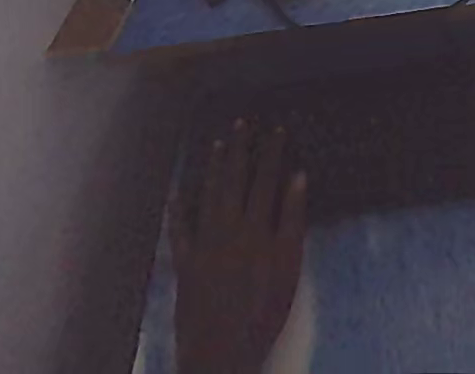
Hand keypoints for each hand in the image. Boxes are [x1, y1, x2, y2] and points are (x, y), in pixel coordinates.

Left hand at [172, 121, 307, 373]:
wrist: (222, 351)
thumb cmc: (263, 310)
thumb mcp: (288, 266)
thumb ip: (292, 219)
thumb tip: (298, 177)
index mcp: (254, 225)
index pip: (265, 178)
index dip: (271, 152)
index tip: (276, 129)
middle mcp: (227, 225)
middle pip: (234, 179)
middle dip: (239, 149)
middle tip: (242, 123)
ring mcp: (203, 241)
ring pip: (208, 195)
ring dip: (212, 167)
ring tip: (216, 143)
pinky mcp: (185, 262)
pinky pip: (180, 230)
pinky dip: (178, 209)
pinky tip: (176, 192)